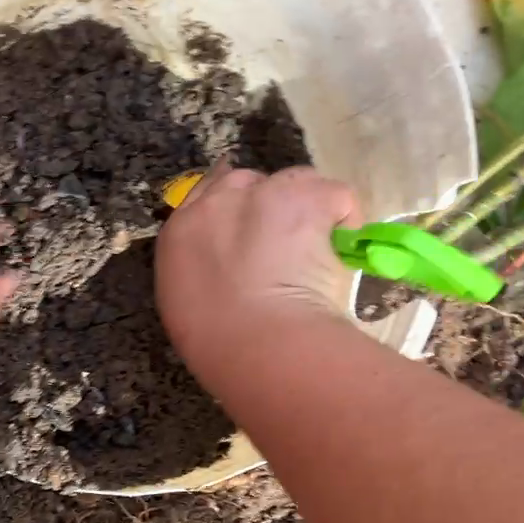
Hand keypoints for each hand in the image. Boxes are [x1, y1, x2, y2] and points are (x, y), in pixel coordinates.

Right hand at [156, 163, 360, 357]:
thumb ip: (200, 264)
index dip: (230, 204)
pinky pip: (336, 197)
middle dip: (267, 205)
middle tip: (282, 242)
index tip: (246, 219)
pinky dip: (343, 222)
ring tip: (310, 249)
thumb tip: (225, 263)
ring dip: (305, 208)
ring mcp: (265, 193)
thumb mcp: (182, 298)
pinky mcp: (310, 196)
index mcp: (180, 231)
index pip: (204, 193)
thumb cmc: (211, 339)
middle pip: (250, 183)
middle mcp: (218, 201)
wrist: (256, 338)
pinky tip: (335, 254)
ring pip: (295, 184)